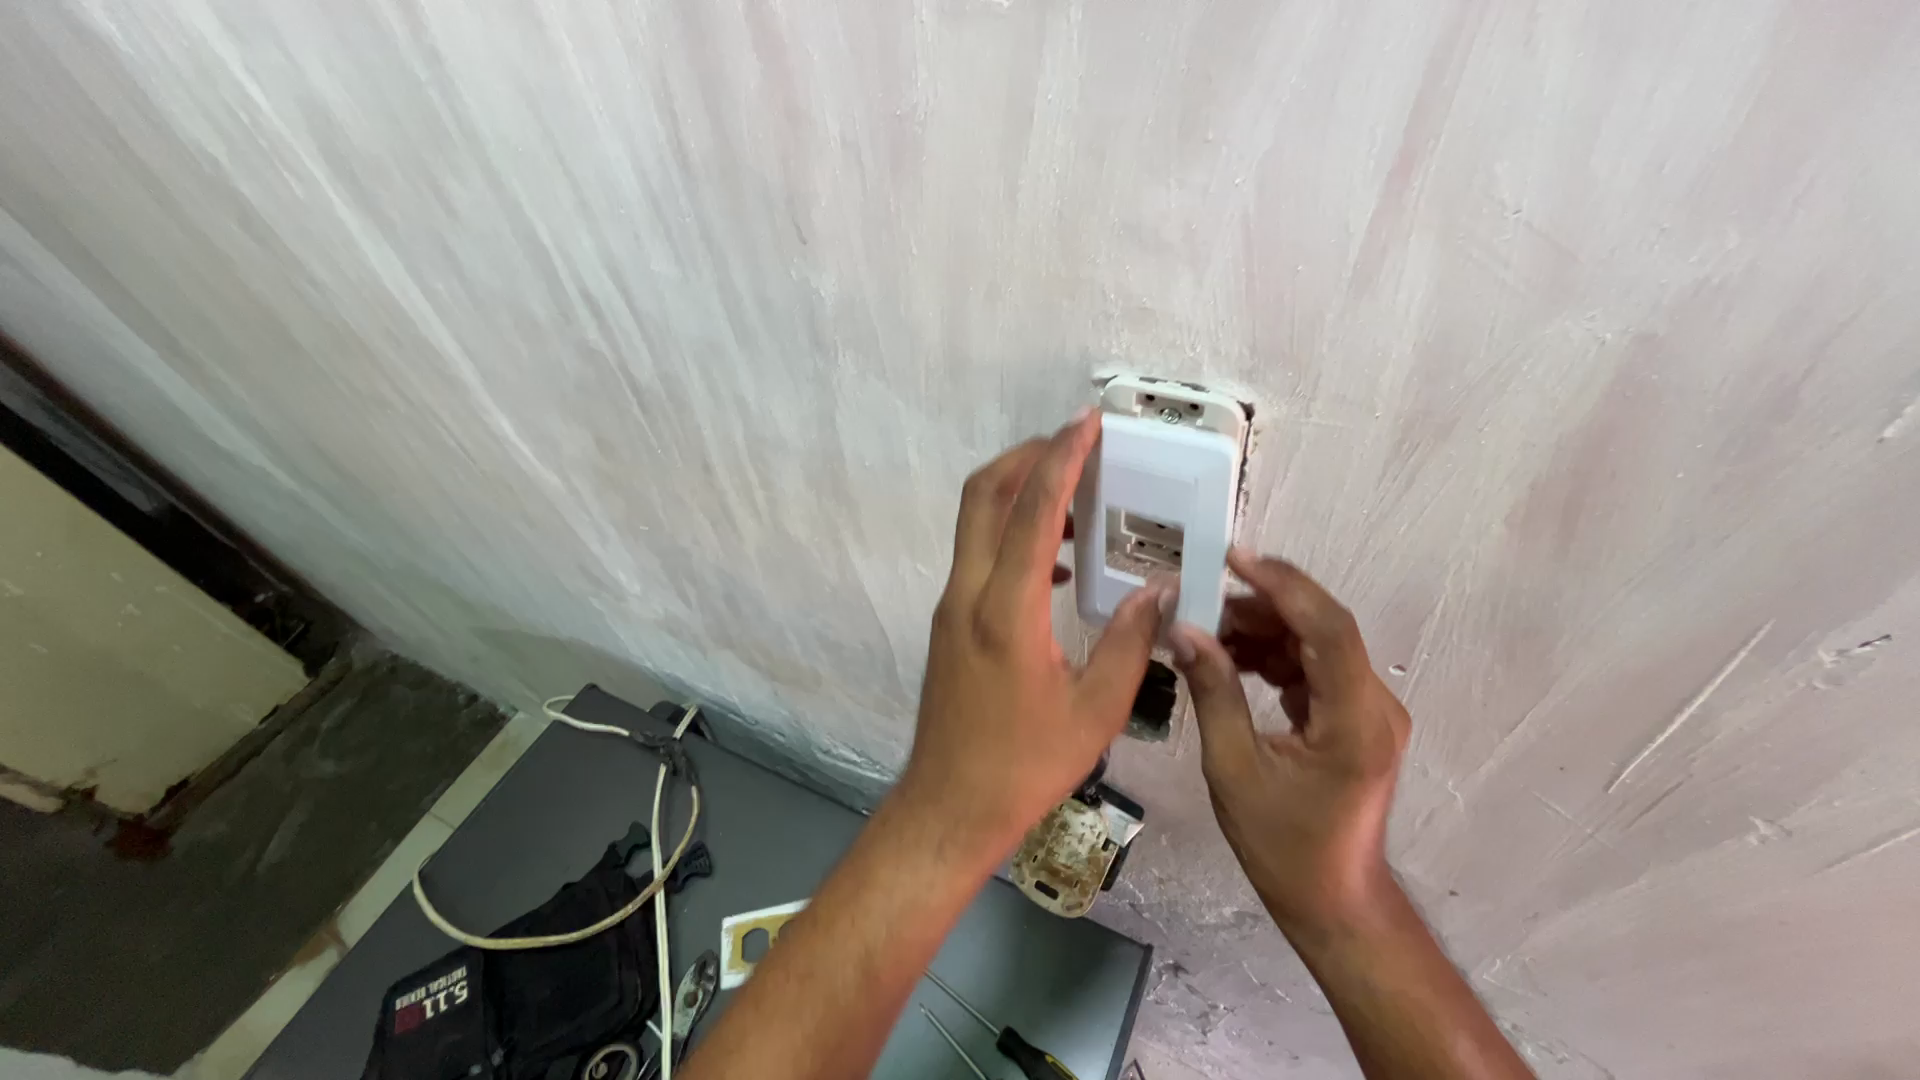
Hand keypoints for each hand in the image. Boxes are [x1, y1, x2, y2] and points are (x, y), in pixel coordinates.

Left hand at [901, 410, 1166, 847]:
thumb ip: (1132, 642)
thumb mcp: (1097, 711)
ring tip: (1078, 496)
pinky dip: (1013, 535)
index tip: (1089, 423)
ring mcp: (950, 607)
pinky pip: (978, 555)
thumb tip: (1160, 589)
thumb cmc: (1025, 767)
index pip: (1032, 511)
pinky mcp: (949, 623)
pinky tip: (1059, 563)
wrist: (950, 806)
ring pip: (976, 521)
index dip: (1062, 459)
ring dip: (1019, 493)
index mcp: (1006, 612)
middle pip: (983, 494)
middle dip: (1028, 456)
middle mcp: (967, 595)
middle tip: (1078, 445)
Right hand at [1169, 550, 1410, 938]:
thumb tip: (1184, 631)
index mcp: (1355, 721)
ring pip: (1316, 645)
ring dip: (1262, 631)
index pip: (1327, 629)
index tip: (1232, 559)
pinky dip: (1271, 657)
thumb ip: (1213, 693)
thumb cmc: (1282, 845)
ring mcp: (1369, 712)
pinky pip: (1313, 669)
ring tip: (1206, 633)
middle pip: (1322, 629)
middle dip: (1261, 607)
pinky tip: (1229, 661)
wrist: (1333, 900)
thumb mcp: (1233, 769)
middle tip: (1201, 602)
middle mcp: (1375, 706)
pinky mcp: (1355, 719)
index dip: (1282, 586)